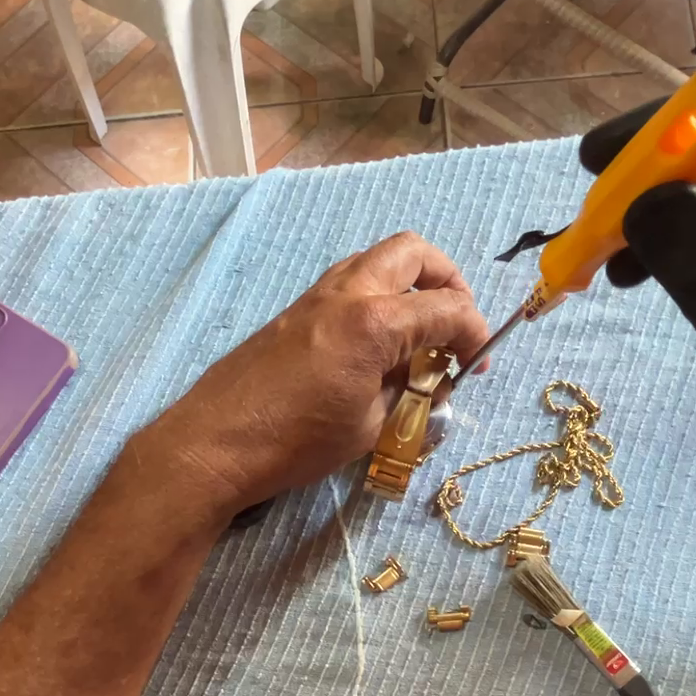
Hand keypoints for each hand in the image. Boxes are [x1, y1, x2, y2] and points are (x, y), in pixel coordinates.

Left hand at [138, 231, 490, 513]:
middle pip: (414, 252)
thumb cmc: (296, 443)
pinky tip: (373, 344)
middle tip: (453, 324)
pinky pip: (346, 283)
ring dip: (407, 284)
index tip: (478, 364)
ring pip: (375, 260)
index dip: (476, 334)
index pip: (448, 308)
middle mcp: (348, 292)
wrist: (216, 442)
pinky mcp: (294, 312)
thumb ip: (407, 395)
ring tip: (415, 332)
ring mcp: (315, 296)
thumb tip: (426, 381)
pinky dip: (375, 297)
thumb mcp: (368, 428)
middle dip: (447, 281)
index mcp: (375, 321)